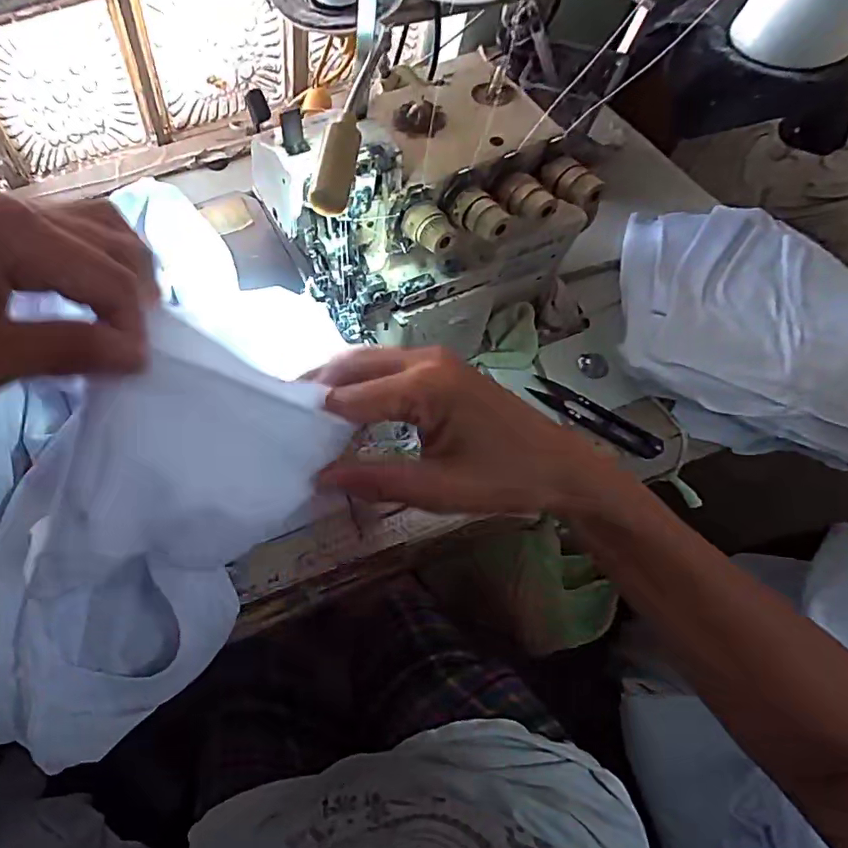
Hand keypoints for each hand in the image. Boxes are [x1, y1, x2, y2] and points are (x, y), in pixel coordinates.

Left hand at [0, 193, 157, 427]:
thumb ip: (64, 349)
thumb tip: (136, 354)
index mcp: (13, 232)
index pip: (107, 275)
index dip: (131, 327)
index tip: (133, 374)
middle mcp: (12, 204)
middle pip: (110, 238)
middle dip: (135, 295)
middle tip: (133, 349)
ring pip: (91, 225)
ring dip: (117, 271)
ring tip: (121, 322)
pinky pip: (60, 230)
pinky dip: (87, 262)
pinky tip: (81, 296)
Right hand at [309, 347, 643, 518]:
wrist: (563, 467)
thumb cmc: (505, 479)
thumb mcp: (438, 489)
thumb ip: (376, 480)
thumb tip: (321, 477)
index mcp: (425, 386)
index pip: (350, 397)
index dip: (315, 417)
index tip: (285, 435)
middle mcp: (424, 360)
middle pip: (350, 365)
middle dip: (315, 389)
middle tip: (285, 416)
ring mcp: (433, 358)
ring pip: (365, 360)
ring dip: (334, 382)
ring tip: (306, 412)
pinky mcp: (439, 367)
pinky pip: (383, 366)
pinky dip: (357, 382)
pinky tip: (345, 407)